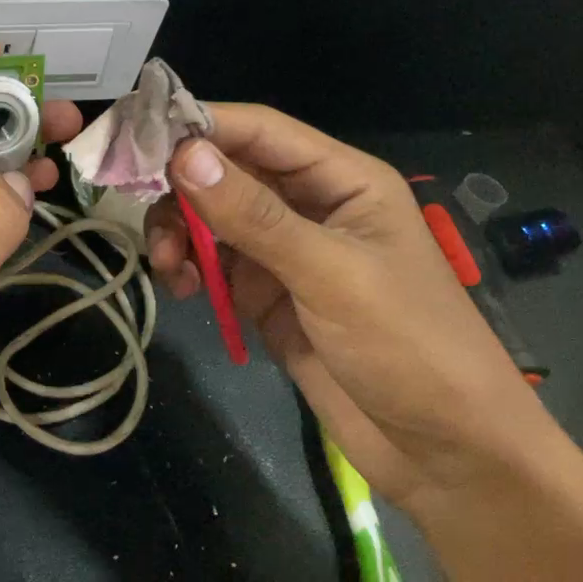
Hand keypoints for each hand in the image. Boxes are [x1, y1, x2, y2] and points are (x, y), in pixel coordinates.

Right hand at [141, 104, 582, 580]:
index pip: (257, 130)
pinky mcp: (265, 291)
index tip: (135, 135)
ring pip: (208, 216)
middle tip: (140, 211)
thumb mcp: (331, 276)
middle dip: (179, 188)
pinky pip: (211, 260)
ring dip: (177, 231)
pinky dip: (187, 266)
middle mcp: (308, 204)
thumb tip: (183, 155)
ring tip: (164, 265)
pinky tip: (182, 288)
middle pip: (224, 170)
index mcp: (341, 180)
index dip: (198, 125)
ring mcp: (284, 250)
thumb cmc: (410, 349)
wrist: (448, 458)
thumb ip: (255, 216)